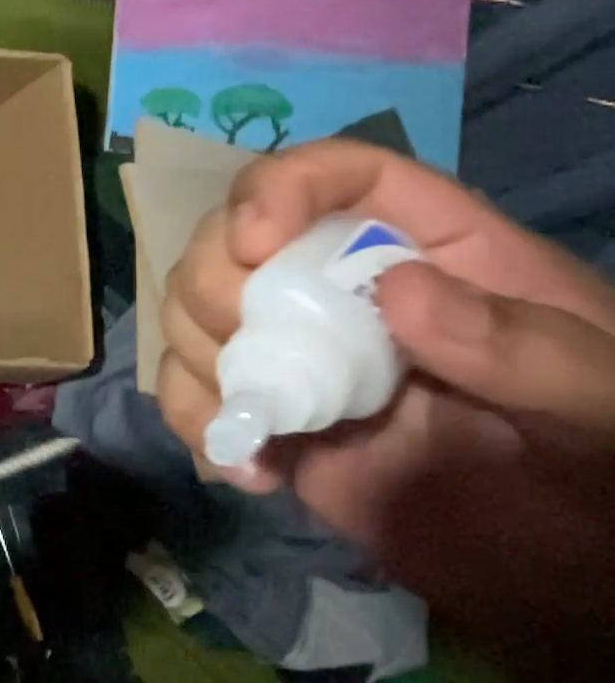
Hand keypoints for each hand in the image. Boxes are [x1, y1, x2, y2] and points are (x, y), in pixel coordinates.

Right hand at [156, 139, 614, 667]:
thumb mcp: (609, 407)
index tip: (253, 244)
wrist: (573, 583)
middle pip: (230, 236)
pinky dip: (192, 417)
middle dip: (215, 285)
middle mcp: (339, 283)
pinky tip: (245, 467)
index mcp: (429, 251)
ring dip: (198, 351)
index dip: (279, 188)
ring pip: (190, 304)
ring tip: (263, 421)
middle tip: (249, 348)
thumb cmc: (608, 476)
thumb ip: (534, 352)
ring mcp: (290, 345)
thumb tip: (398, 290)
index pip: (338, 175)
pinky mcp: (260, 405)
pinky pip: (184, 384)